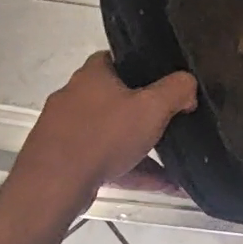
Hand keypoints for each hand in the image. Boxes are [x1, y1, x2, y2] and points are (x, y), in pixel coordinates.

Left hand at [10, 52, 197, 201]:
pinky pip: (106, 159)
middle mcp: (74, 97)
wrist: (54, 184)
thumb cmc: (104, 136)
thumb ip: (178, 89)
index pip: (116, 58)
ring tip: (174, 163)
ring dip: (141, 146)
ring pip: (112, 133)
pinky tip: (163, 184)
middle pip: (115, 98)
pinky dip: (133, 169)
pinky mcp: (64, 159)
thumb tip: (188, 85)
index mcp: (92, 75)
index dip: (141, 66)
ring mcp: (66, 130)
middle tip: (171, 121)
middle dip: (144, 112)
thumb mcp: (153, 107)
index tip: (163, 81)